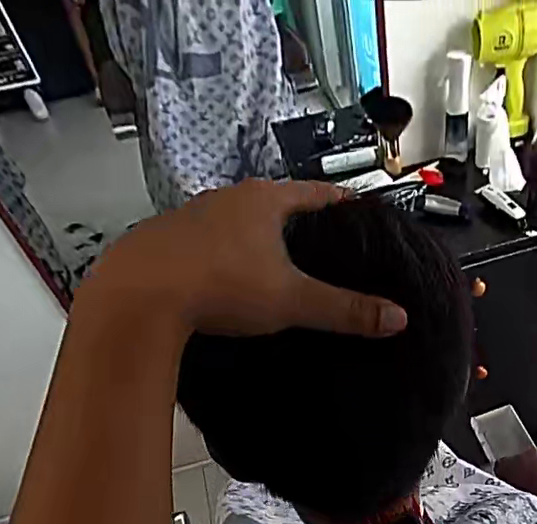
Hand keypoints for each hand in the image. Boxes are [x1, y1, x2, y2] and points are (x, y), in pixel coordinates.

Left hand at [82, 179, 407, 336]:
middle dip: (304, 225)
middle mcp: (229, 199)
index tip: (362, 213)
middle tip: (329, 249)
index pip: (317, 193)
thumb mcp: (293, 299)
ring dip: (265, 242)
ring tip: (286, 269)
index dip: (344, 204)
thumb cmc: (219, 286)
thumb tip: (396, 317)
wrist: (140, 297)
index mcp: (264, 201)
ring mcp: (197, 219)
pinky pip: (215, 245)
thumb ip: (346, 309)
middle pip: (279, 206)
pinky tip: (237, 283)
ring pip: (243, 225)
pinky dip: (233, 259)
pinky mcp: (173, 243)